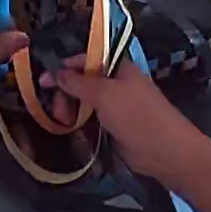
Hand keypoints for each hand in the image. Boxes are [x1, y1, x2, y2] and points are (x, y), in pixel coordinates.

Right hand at [40, 56, 209, 180]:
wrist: (167, 153)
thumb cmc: (138, 116)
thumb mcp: (105, 94)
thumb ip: (77, 82)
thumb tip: (55, 72)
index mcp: (119, 68)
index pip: (86, 59)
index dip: (64, 67)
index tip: (44, 80)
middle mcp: (117, 83)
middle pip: (82, 80)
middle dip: (66, 92)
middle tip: (57, 110)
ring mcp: (116, 105)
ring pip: (85, 101)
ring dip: (71, 109)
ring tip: (64, 122)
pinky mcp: (115, 125)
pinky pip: (91, 118)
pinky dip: (80, 122)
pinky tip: (72, 129)